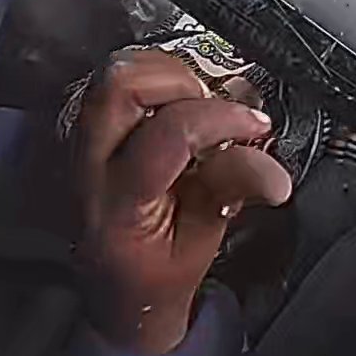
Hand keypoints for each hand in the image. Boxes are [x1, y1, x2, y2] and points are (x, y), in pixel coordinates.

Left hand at [75, 49, 292, 352]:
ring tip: (194, 106)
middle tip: (210, 108)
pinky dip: (156, 75)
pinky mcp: (88, 121)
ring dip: (167, 75)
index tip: (255, 123)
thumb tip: (273, 170)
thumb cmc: (153, 273)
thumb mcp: (199, 244)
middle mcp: (89, 159)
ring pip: (119, 69)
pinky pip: (120, 75)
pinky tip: (176, 104)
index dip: (222, 119)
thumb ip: (230, 192)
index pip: (169, 133)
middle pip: (124, 81)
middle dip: (180, 81)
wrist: (111, 286)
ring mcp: (82, 136)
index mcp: (118, 200)